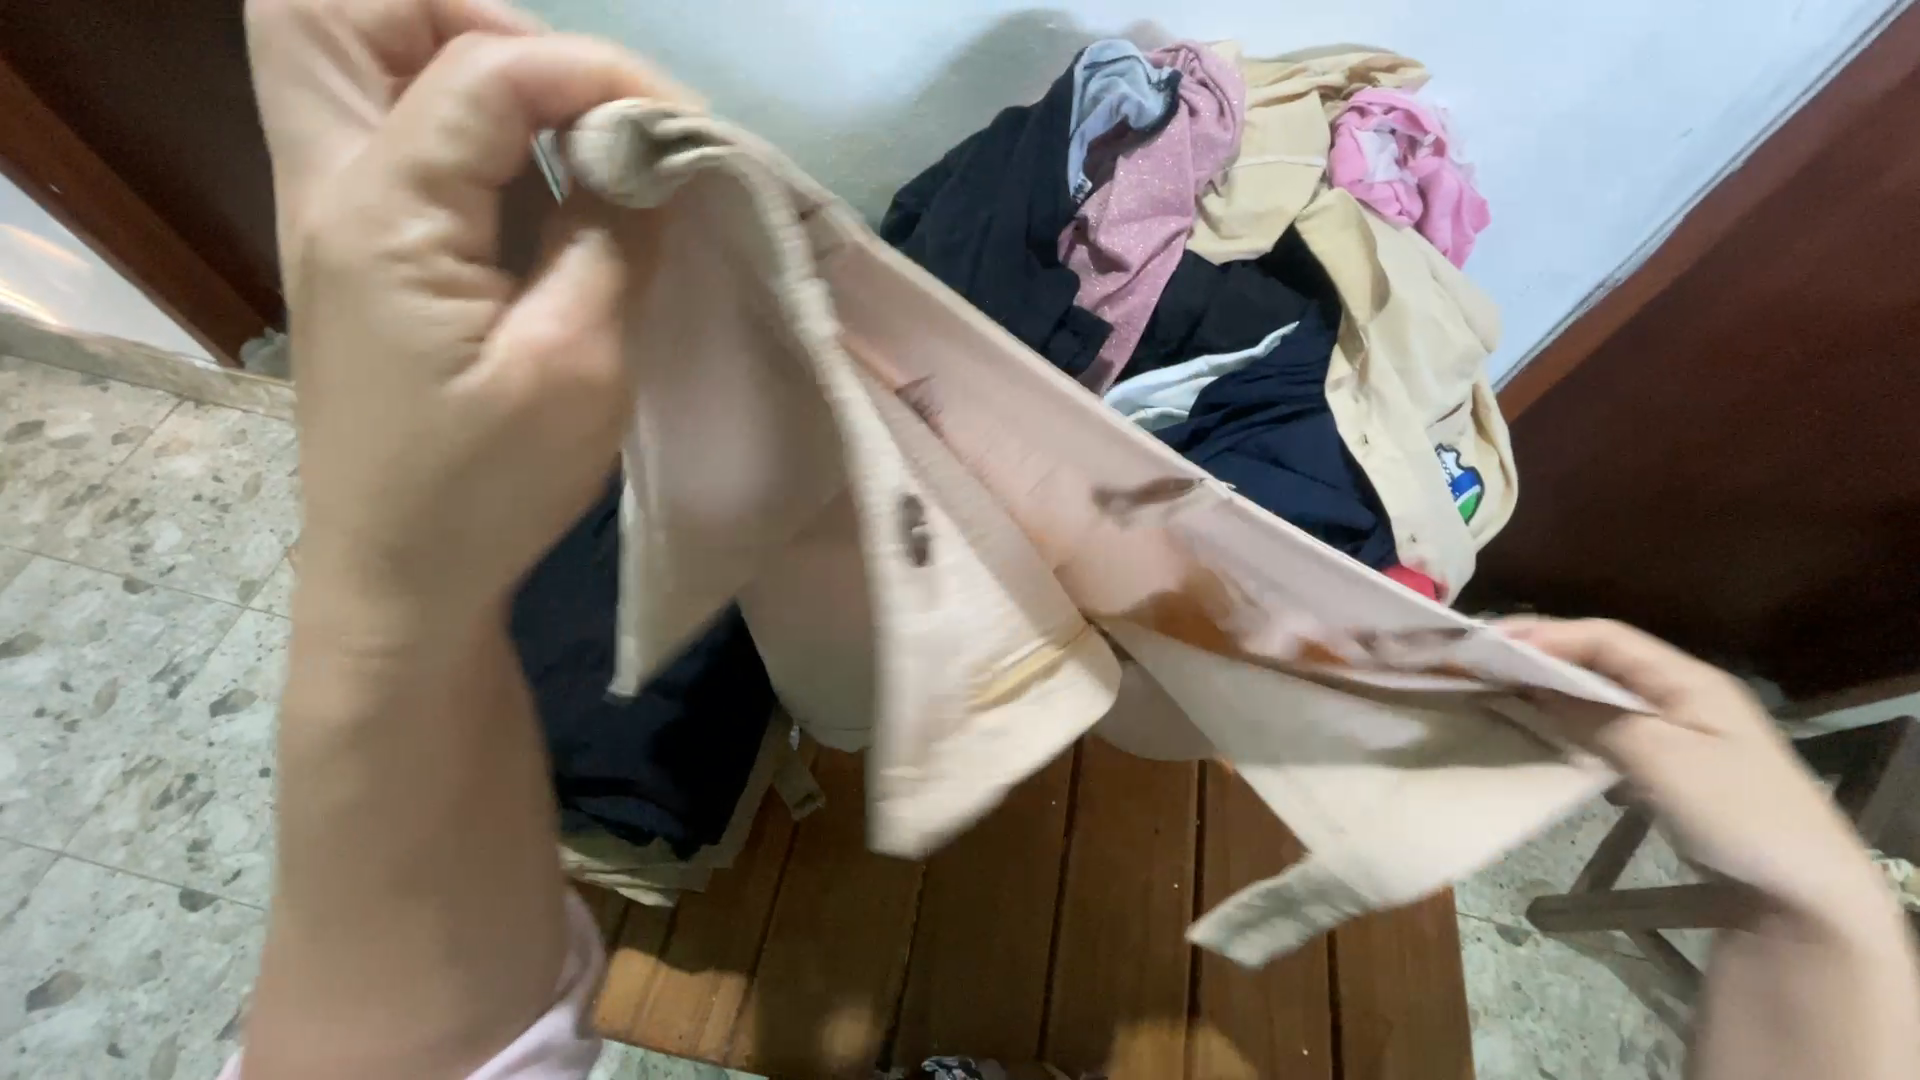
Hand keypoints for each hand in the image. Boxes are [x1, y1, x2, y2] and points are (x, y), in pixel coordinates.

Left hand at [245, 0, 687, 635]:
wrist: (403, 575)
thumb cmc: (488, 486)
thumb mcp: (577, 368)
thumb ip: (612, 242)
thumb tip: (649, 156)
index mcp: (382, 210)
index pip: (482, 68)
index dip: (597, 73)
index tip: (685, 129)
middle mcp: (331, 186)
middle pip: (339, 10)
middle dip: (472, 21)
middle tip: (570, 98)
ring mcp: (335, 218)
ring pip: (349, 61)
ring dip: (460, 65)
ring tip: (562, 134)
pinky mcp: (364, 256)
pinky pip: (395, 137)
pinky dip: (470, 130)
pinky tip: (542, 193)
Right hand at [1501, 617, 1896, 936]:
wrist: (1803, 896)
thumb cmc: (1737, 814)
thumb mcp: (1660, 758)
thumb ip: (1593, 715)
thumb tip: (1532, 684)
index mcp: (1689, 679)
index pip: (1603, 636)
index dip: (1544, 633)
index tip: (1486, 644)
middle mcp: (1680, 692)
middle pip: (1598, 656)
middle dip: (1539, 652)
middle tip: (1480, 659)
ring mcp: (1673, 726)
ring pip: (1596, 687)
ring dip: (1547, 681)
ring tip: (1496, 682)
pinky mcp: (1662, 758)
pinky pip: (1602, 719)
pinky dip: (1563, 712)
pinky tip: (1535, 718)